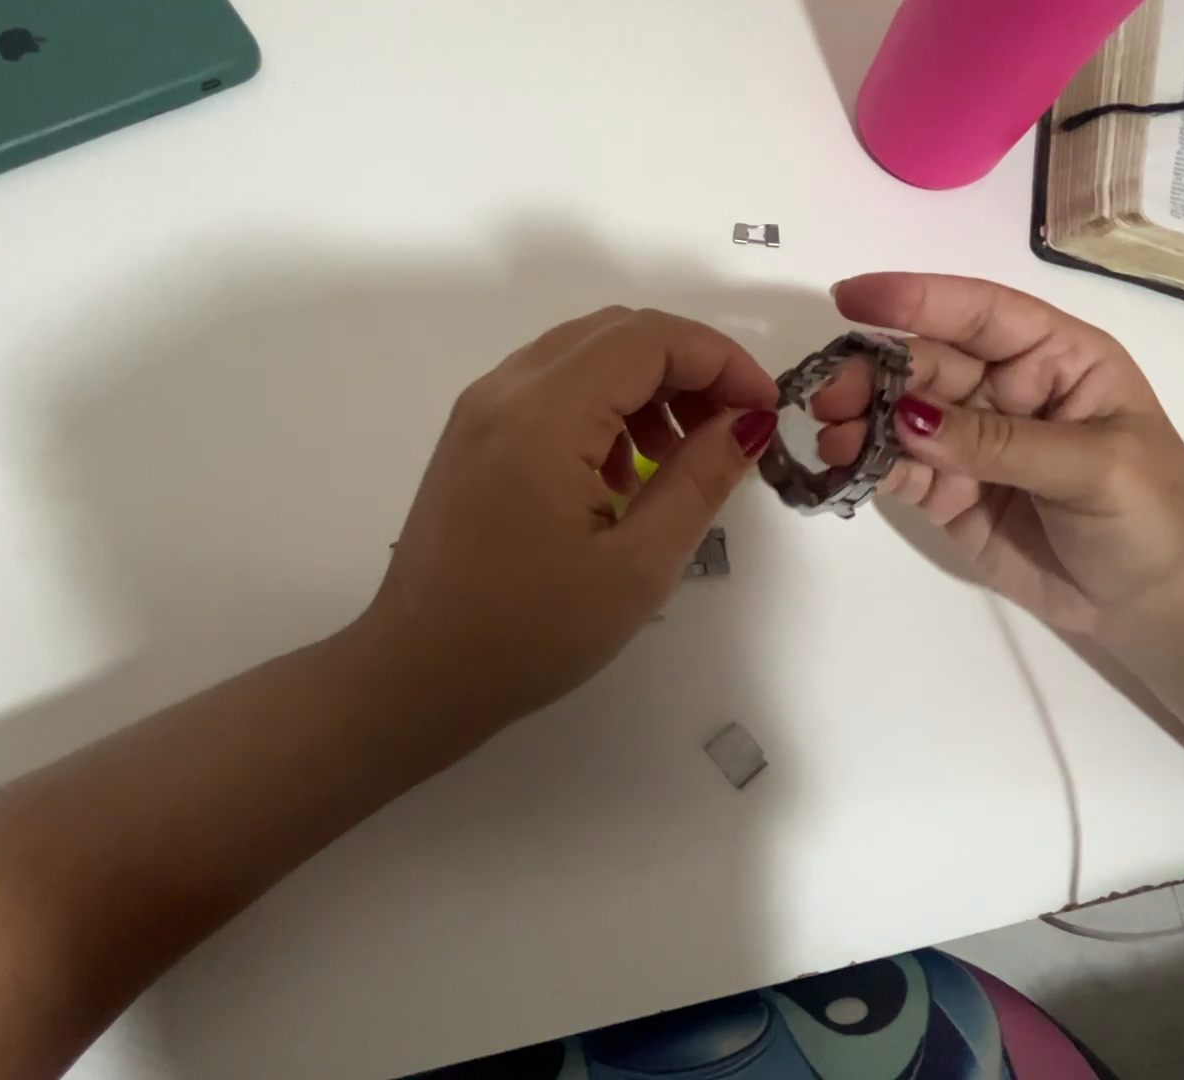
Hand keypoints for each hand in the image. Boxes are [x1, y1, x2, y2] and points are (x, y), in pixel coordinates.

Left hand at [356, 307, 779, 747]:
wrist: (421, 673)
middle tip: (727, 430)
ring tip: (675, 457)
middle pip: (615, 334)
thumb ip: (700, 479)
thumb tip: (749, 420)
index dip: (720, 361)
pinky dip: (600, 407)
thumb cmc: (533, 633)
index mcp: (544, 414)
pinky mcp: (471, 435)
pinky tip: (617, 472)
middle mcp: (504, 390)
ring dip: (643, 386)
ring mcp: (479, 409)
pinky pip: (549, 389)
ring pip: (581, 356)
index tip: (762, 410)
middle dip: (687, 368)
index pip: (650, 340)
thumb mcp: (638, 565)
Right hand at [814, 273, 1183, 634]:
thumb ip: (999, 443)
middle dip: (874, 373)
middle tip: (826, 395)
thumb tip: (907, 419)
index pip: (980, 314)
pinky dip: (867, 467)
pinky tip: (841, 466)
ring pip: (901, 419)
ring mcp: (970, 445)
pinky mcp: (946, 493)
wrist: (1152, 605)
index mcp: (1055, 360)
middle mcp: (1005, 392)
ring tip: (829, 438)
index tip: (850, 299)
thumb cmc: (1154, 518)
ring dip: (860, 422)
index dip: (917, 299)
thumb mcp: (1094, 468)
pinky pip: (899, 471)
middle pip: (926, 366)